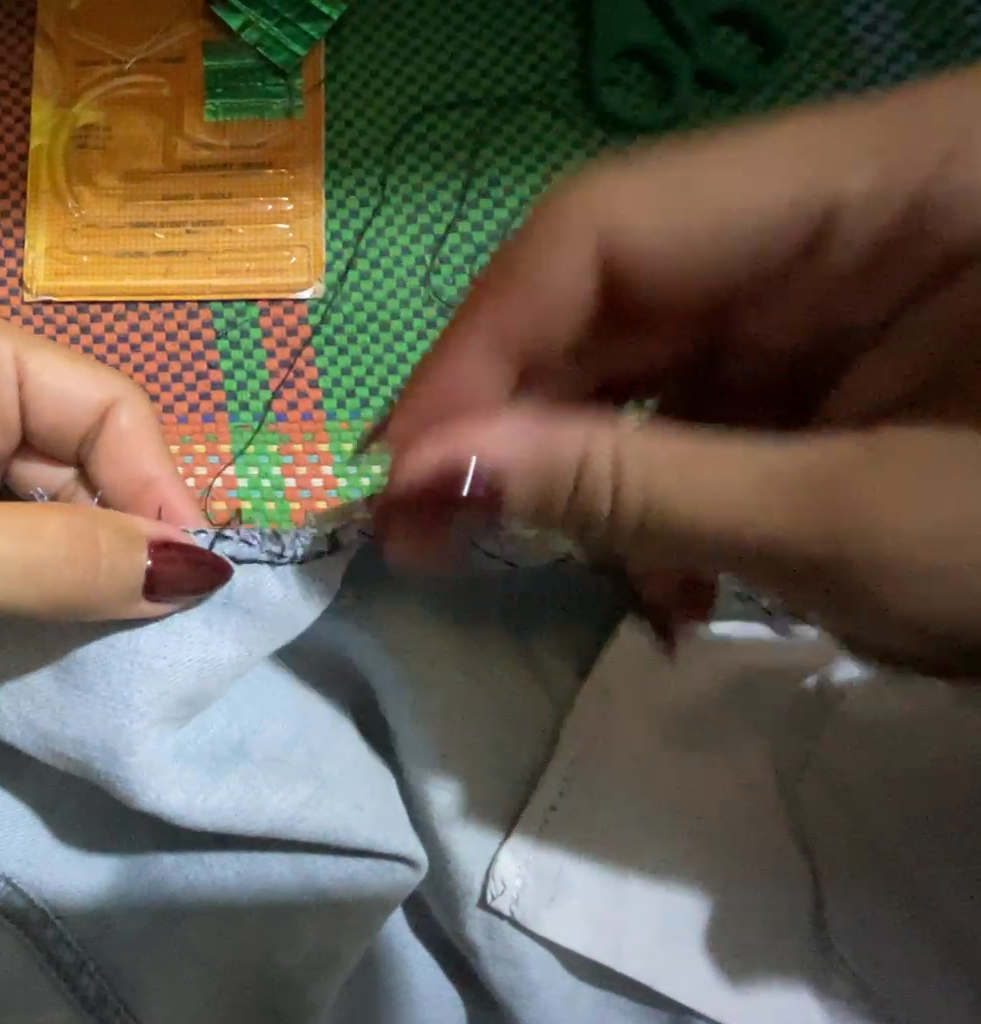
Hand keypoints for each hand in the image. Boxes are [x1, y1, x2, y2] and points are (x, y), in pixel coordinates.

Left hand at [0, 302, 229, 646]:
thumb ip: (51, 560)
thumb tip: (190, 575)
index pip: (103, 407)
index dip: (154, 484)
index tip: (184, 574)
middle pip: (89, 453)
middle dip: (123, 526)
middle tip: (153, 611)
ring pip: (62, 497)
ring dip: (91, 555)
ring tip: (113, 618)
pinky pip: (25, 528)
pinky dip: (52, 570)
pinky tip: (65, 609)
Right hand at [375, 65, 980, 675]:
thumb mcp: (866, 527)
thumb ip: (625, 487)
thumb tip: (420, 478)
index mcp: (900, 176)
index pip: (601, 232)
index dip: (475, 351)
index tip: (398, 469)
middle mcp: (840, 208)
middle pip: (593, 299)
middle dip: (493, 424)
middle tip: (415, 530)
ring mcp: (826, 285)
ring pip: (619, 362)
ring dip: (560, 471)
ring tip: (529, 565)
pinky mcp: (822, 355)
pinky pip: (675, 406)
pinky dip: (634, 492)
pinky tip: (652, 573)